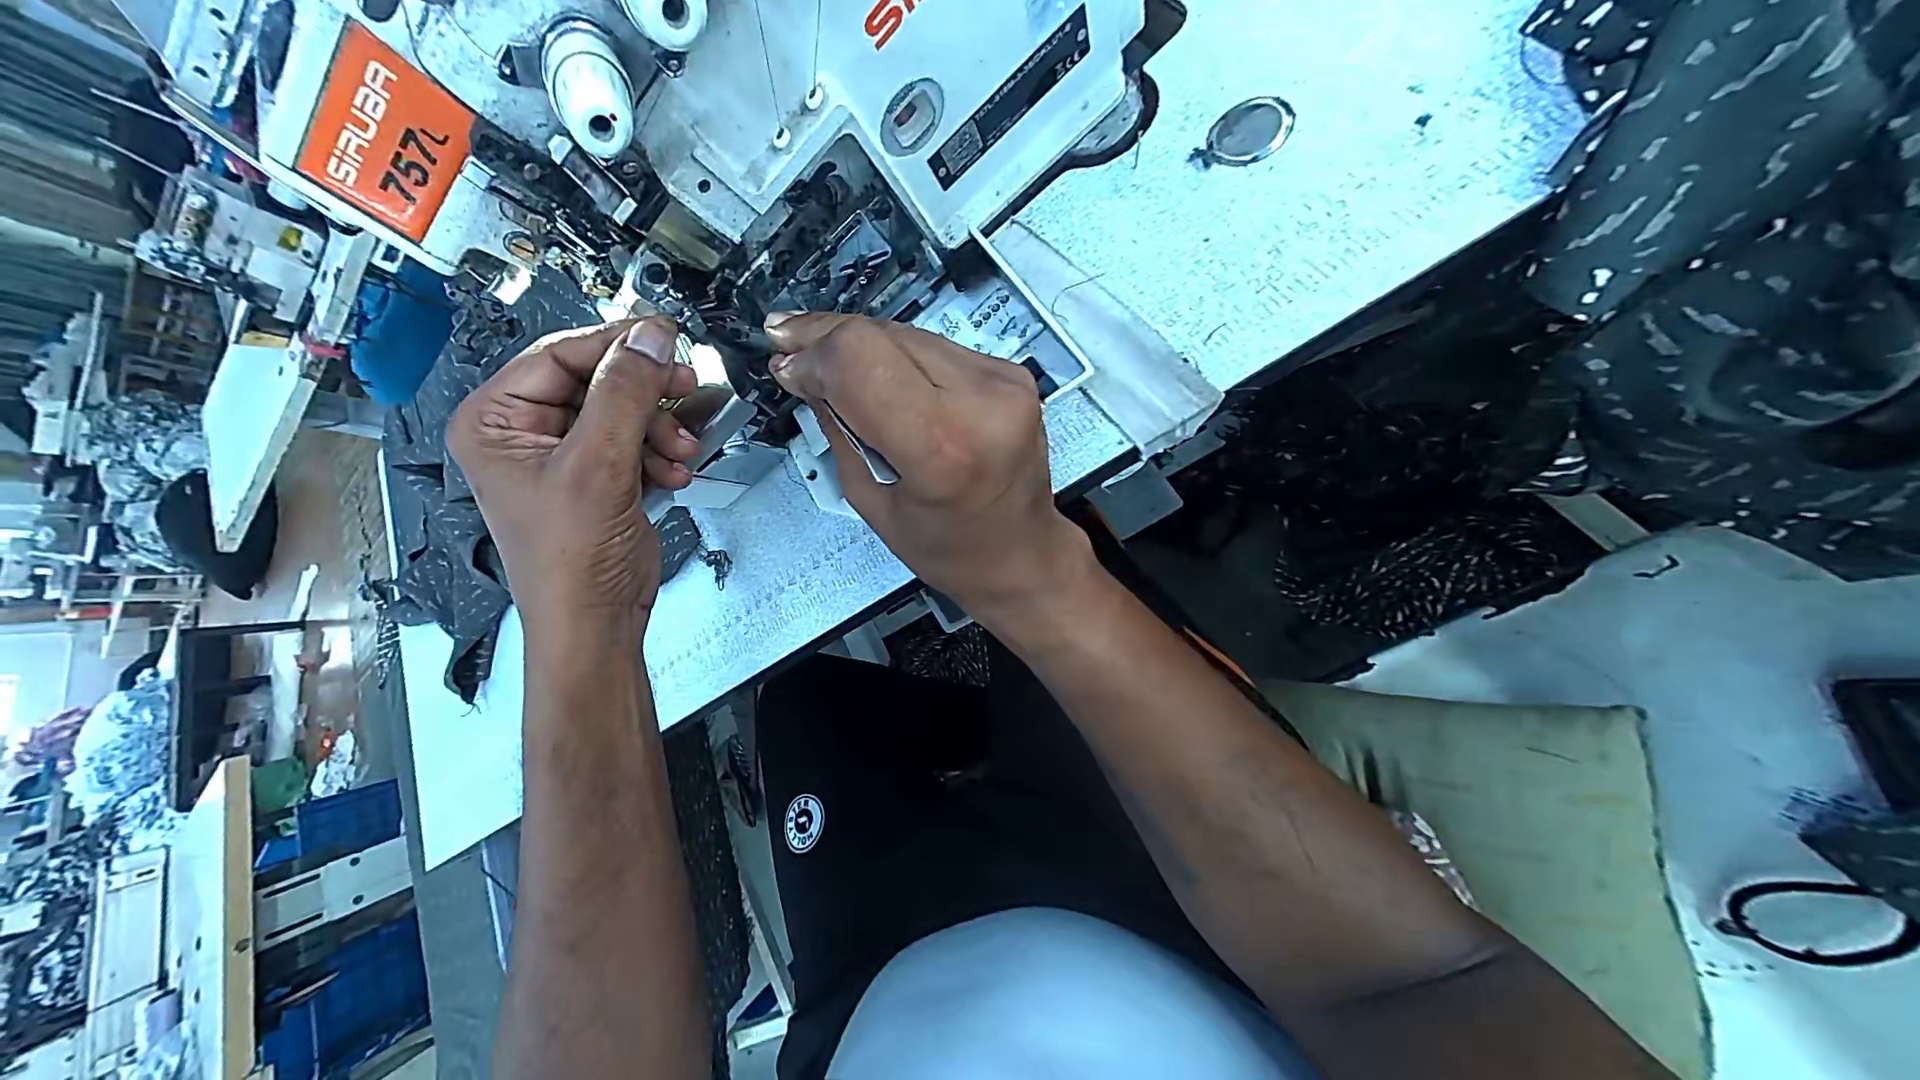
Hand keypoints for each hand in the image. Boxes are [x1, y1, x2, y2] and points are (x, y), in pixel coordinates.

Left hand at [447, 317, 703, 638]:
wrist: (598, 616)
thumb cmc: (569, 562)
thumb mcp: (597, 465)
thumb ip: (624, 394)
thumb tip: (649, 341)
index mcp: (495, 421)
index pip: (560, 356)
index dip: (616, 345)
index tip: (664, 338)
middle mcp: (527, 433)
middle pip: (599, 381)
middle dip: (647, 395)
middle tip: (683, 387)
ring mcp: (568, 455)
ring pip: (626, 410)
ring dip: (661, 428)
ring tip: (680, 450)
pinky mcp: (602, 475)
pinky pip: (639, 439)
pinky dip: (663, 450)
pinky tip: (674, 469)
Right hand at [764, 312, 1094, 622]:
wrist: (1020, 552)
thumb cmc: (955, 547)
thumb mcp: (873, 501)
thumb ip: (837, 429)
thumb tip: (806, 372)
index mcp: (944, 451)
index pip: (859, 359)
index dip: (811, 354)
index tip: (788, 366)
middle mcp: (983, 405)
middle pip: (878, 334)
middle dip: (826, 340)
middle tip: (793, 351)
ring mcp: (1002, 384)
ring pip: (904, 330)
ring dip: (859, 345)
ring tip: (829, 365)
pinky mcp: (1009, 373)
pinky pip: (933, 344)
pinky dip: (896, 354)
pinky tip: (876, 374)